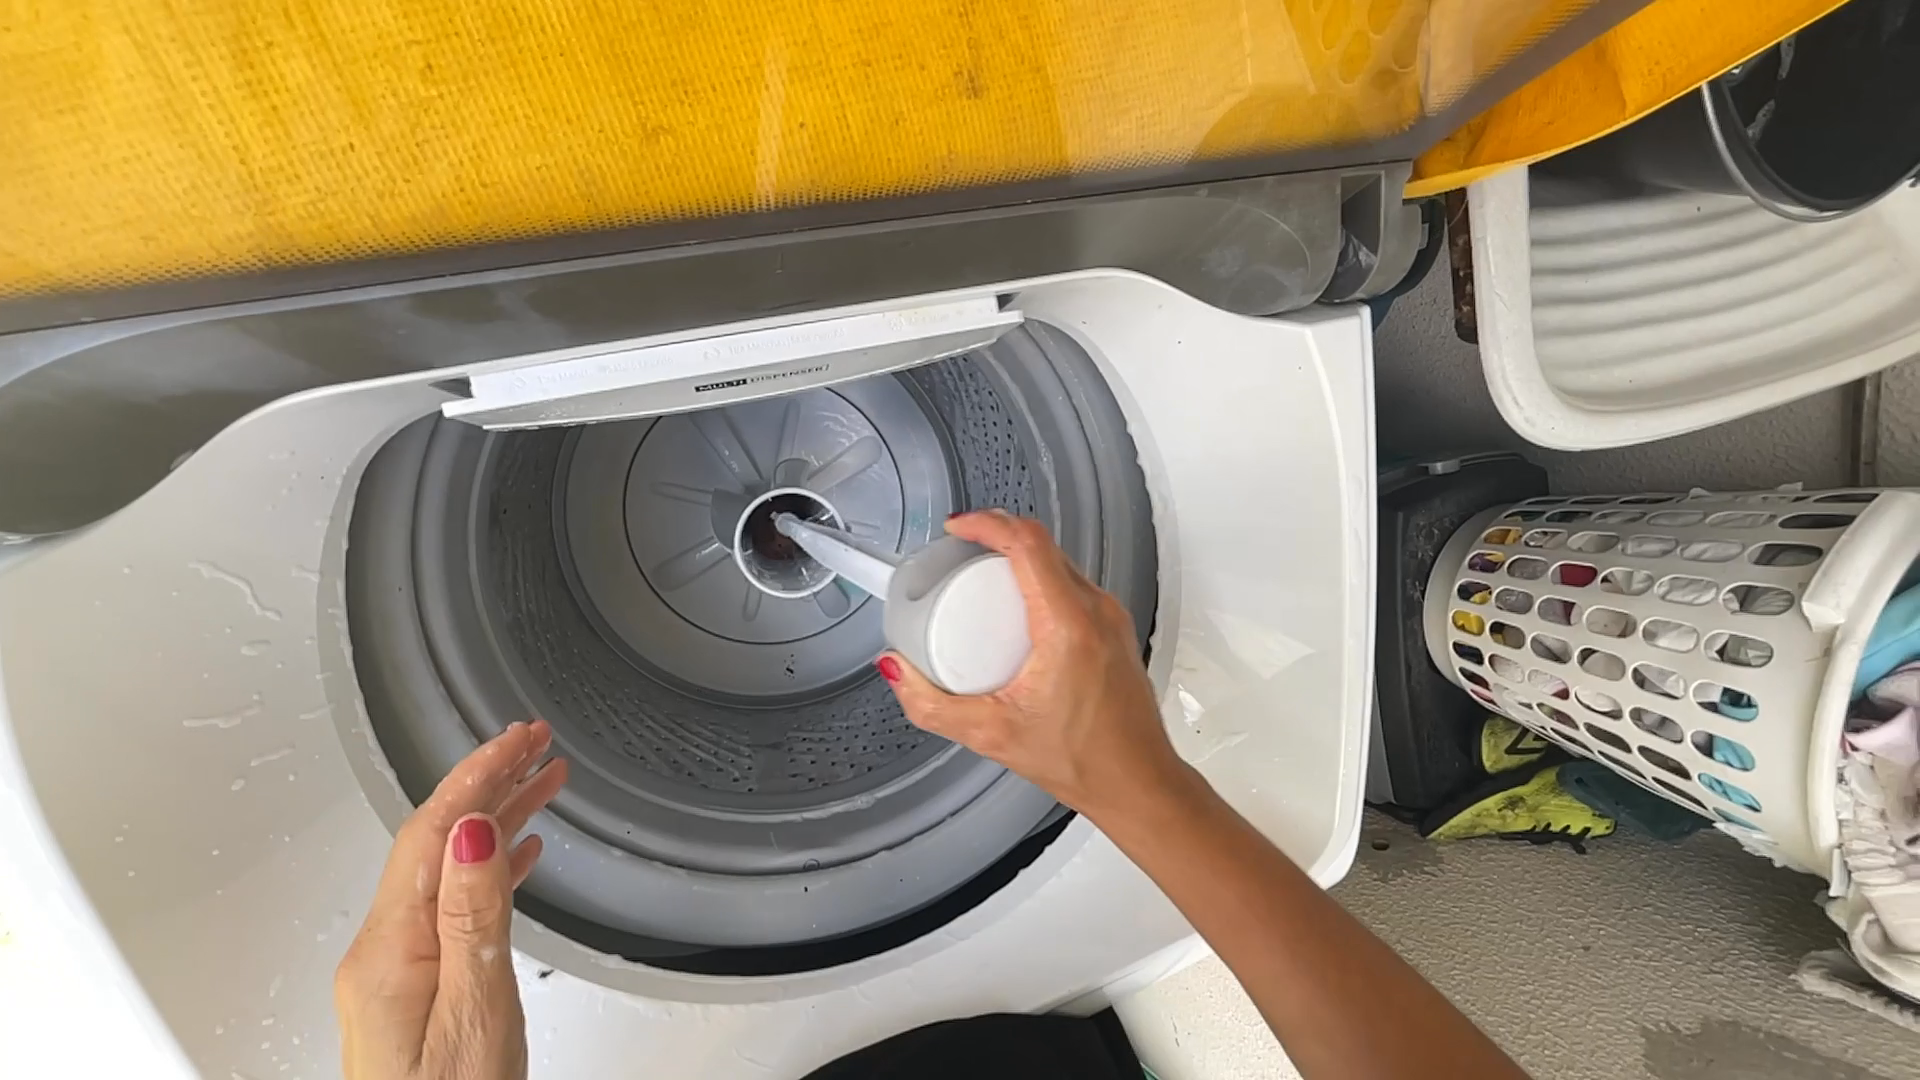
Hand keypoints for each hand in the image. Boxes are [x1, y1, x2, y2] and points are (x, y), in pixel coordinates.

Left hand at [335, 720, 568, 1079]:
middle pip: (438, 838)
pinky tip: (524, 848)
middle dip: (488, 779)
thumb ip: (473, 913)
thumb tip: (471, 832)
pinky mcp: (424, 977)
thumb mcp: (474, 1007)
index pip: (432, 832)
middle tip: (534, 739)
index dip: (477, 775)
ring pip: (453, 862)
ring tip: (544, 776)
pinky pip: (461, 895)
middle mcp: (387, 946)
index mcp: (392, 946)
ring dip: (499, 812)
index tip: (517, 738)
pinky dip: (497, 858)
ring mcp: (403, 961)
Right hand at [878, 511, 1189, 822]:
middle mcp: (1096, 610)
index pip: (1028, 544)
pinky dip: (1038, 577)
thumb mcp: (991, 735)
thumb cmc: (1084, 761)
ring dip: (1018, 556)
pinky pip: (1072, 583)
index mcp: (1069, 625)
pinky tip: (1015, 604)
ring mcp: (1110, 616)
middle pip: (1042, 546)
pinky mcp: (1113, 627)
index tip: (958, 529)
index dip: (987, 524)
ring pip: (1058, 562)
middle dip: (995, 537)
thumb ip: (932, 704)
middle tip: (959, 552)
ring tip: (980, 575)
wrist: (1137, 782)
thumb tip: (897, 670)